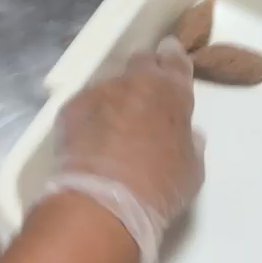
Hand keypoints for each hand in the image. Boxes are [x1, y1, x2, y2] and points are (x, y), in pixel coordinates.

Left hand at [39, 38, 205, 262]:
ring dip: (114, 98)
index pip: (175, 59)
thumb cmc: (158, 189)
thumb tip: (186, 134)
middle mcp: (134, 82)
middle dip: (143, 73)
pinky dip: (89, 117)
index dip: (173, 58)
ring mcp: (98, 92)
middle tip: (143, 96)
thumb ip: (190, 143)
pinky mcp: (70, 108)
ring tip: (112, 127)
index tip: (170, 59)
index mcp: (171, 92)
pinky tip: (89, 141)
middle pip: (140, 62)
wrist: (103, 203)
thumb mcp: (191, 169)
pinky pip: (84, 105)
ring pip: (109, 84)